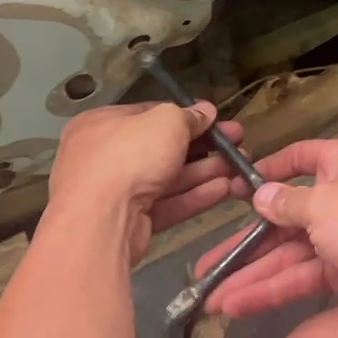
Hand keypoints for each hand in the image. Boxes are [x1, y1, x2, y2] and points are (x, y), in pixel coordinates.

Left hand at [46, 100, 244, 261]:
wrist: (99, 223)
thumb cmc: (130, 155)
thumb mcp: (168, 120)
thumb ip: (189, 115)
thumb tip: (204, 112)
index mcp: (101, 125)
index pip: (149, 114)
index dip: (185, 115)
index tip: (214, 118)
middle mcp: (101, 157)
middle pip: (162, 147)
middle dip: (203, 145)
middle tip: (236, 140)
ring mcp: (111, 194)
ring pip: (167, 177)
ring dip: (204, 170)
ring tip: (238, 165)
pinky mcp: (124, 224)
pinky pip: (164, 204)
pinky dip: (193, 196)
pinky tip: (223, 189)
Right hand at [198, 138, 337, 337]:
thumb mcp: (323, 204)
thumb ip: (289, 202)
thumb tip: (263, 194)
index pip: (301, 157)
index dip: (269, 171)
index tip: (234, 189)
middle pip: (287, 215)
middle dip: (247, 242)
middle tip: (206, 267)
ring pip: (291, 251)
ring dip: (254, 273)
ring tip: (214, 298)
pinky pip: (304, 273)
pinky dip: (274, 288)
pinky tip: (241, 304)